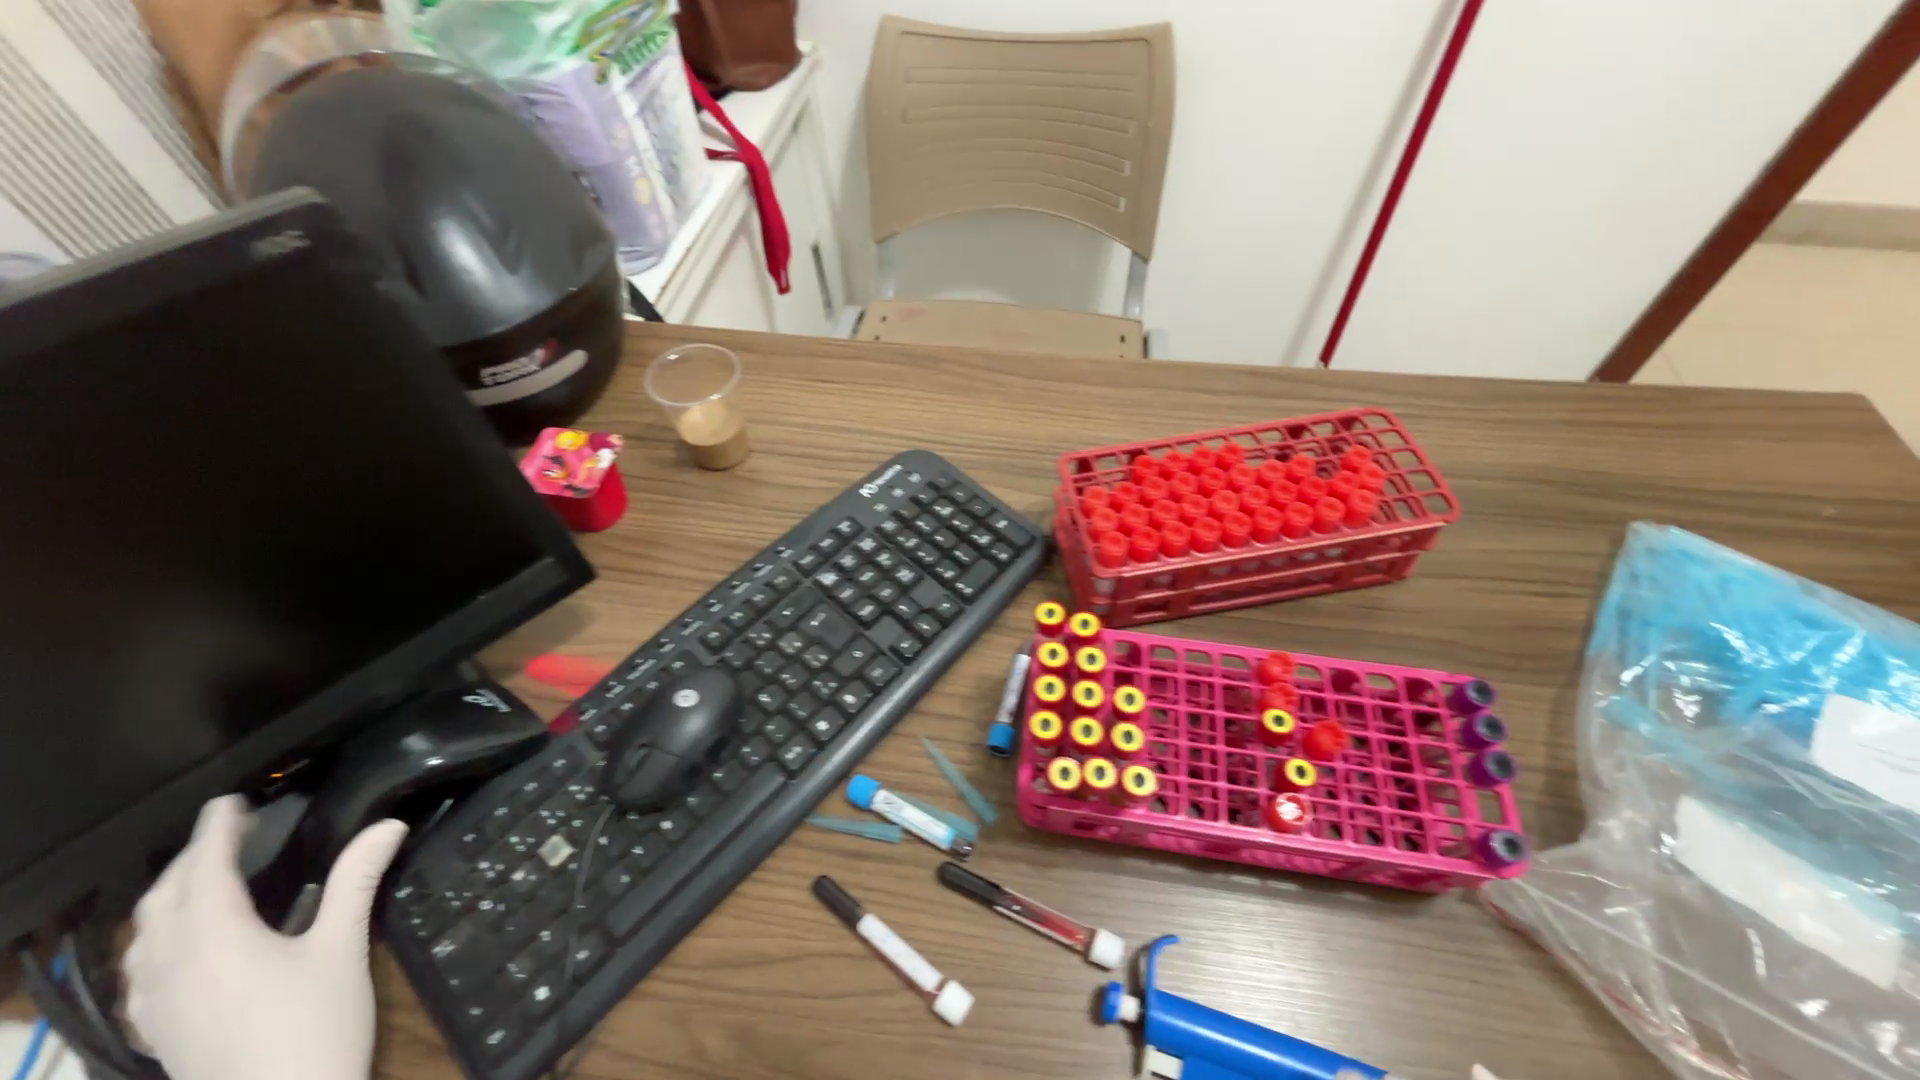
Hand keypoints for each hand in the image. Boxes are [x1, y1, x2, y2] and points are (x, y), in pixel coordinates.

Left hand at [124, 795, 407, 1079]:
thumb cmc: (316, 1026)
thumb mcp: (342, 949)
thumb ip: (356, 882)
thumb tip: (387, 826)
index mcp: (216, 939)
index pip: (206, 868)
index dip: (216, 830)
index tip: (232, 802)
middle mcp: (173, 965)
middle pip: (166, 897)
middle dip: (193, 857)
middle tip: (230, 833)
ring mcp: (158, 1002)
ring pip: (144, 933)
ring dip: (169, 895)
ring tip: (203, 878)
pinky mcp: (158, 1029)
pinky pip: (140, 970)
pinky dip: (155, 938)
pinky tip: (178, 946)